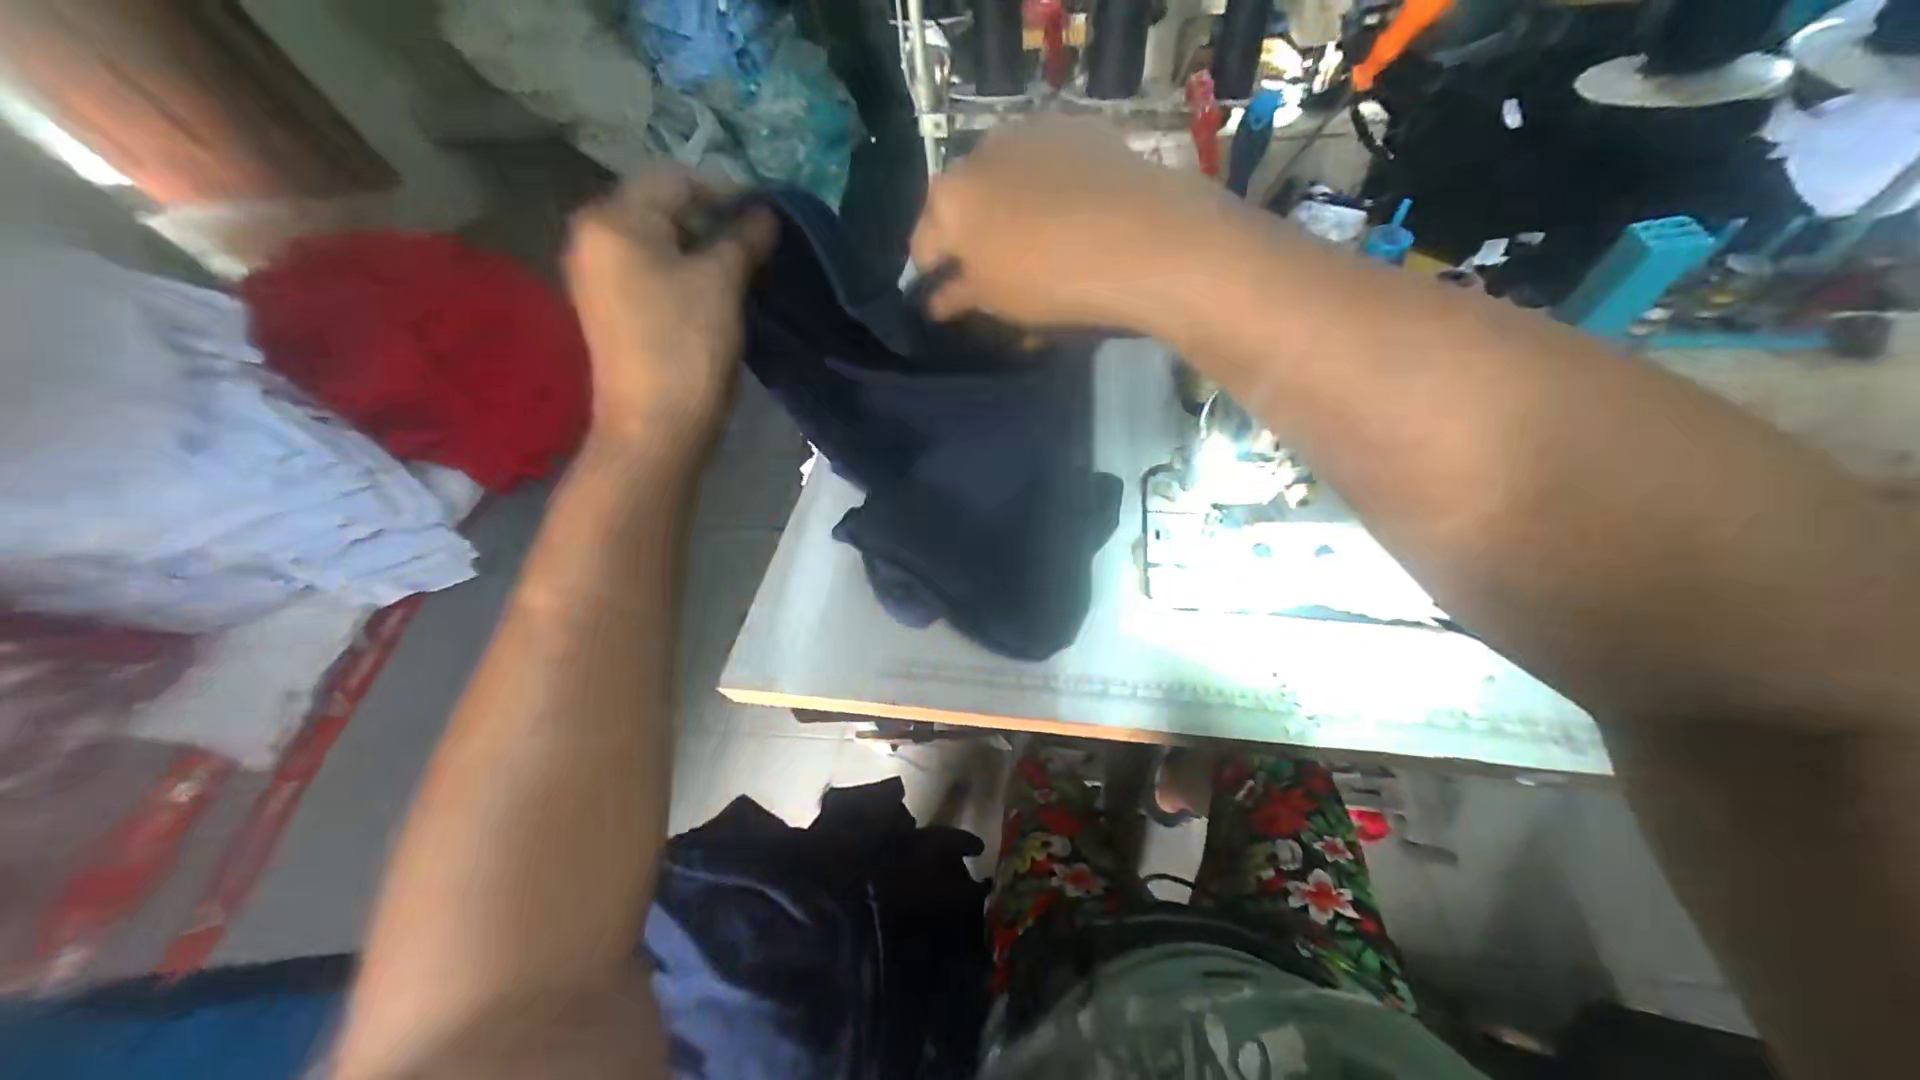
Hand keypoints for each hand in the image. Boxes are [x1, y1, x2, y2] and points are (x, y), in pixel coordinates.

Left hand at [564, 167, 776, 459]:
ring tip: (745, 270)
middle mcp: (594, 238)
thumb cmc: (686, 347)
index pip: (675, 178)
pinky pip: (651, 271)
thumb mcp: (721, 284)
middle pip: (662, 207)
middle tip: (759, 245)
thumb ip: (743, 239)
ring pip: (659, 241)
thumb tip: (765, 214)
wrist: (654, 428)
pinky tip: (716, 292)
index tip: (768, 216)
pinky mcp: (611, 308)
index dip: (726, 191)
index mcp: (613, 220)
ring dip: (703, 248)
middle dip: (714, 220)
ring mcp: (598, 276)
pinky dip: (685, 272)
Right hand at [911, 117, 1250, 335]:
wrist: (1145, 239)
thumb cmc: (1049, 277)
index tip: (944, 300)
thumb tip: (935, 302)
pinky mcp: (1085, 134)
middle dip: (974, 244)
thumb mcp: (994, 300)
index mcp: (949, 196)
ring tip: (1037, 260)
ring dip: (1014, 220)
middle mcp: (984, 152)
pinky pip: (1054, 175)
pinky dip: (1053, 200)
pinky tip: (1074, 229)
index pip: (923, 243)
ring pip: (1011, 188)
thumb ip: (957, 297)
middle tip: (994, 281)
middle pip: (966, 208)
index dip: (931, 275)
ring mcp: (1036, 136)